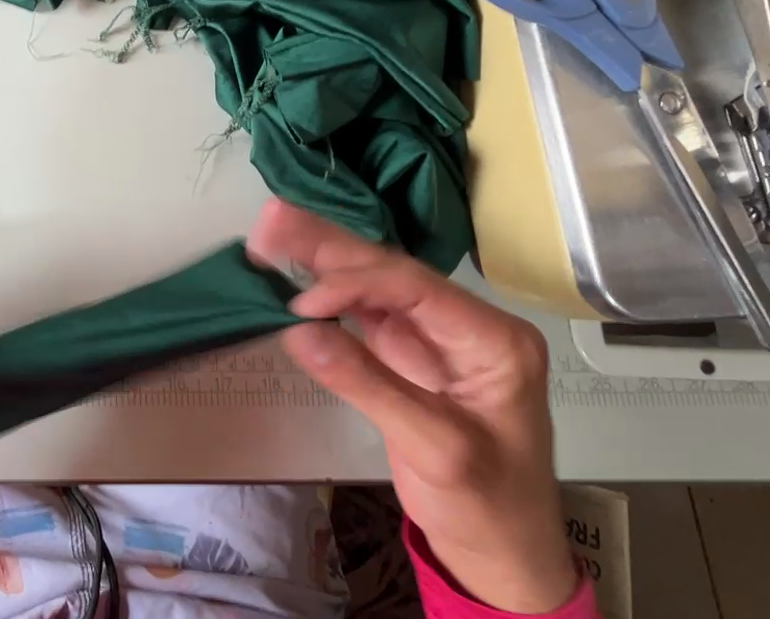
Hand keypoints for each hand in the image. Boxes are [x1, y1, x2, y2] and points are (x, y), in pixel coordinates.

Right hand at [249, 201, 575, 613]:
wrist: (501, 552)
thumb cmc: (486, 505)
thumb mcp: (433, 449)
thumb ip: (366, 384)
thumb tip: (296, 329)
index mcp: (492, 339)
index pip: (414, 288)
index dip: (352, 282)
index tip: (299, 302)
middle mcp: (462, 323)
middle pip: (388, 271)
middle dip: (328, 245)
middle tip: (271, 218)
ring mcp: (431, 334)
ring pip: (369, 282)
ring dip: (317, 257)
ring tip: (268, 229)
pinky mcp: (403, 350)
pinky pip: (359, 309)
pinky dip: (321, 291)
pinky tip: (289, 271)